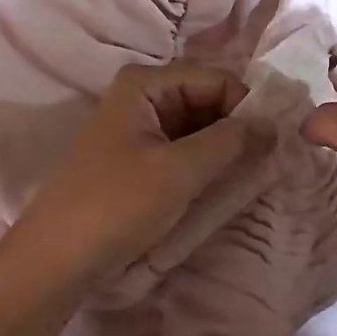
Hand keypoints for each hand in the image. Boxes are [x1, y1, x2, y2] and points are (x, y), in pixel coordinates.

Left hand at [7, 63, 257, 289]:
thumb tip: (275, 123)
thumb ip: (230, 142)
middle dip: (239, 129)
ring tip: (250, 180)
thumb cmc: (116, 205)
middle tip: (270, 165)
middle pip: (208, 99)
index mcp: (146, 83)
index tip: (277, 145)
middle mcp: (143, 95)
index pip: (216, 79)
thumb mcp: (178, 171)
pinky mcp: (141, 158)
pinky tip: (224, 188)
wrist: (59, 256)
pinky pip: (185, 149)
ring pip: (200, 127)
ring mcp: (140, 127)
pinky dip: (207, 165)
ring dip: (226, 150)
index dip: (248, 107)